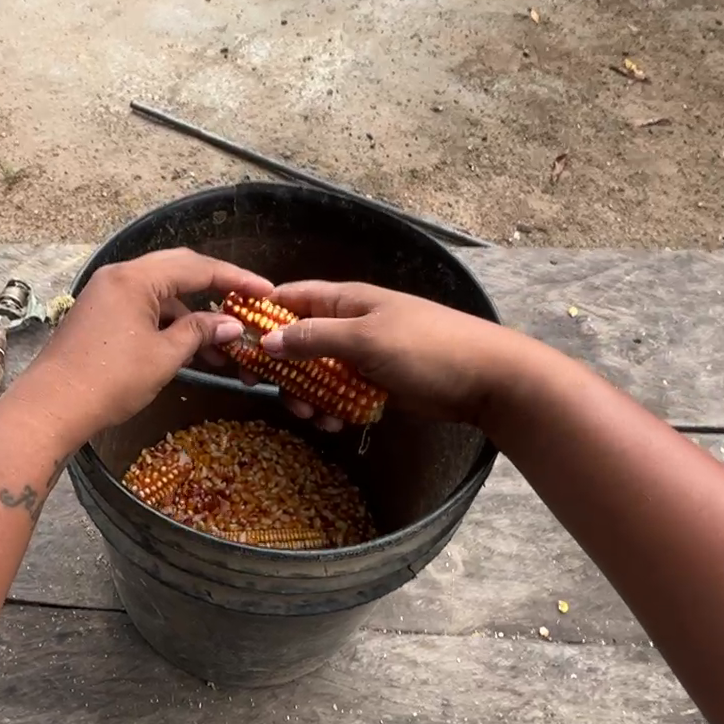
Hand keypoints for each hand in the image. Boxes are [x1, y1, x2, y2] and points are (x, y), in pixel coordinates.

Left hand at [7, 248, 273, 445]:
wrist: (51, 407)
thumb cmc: (110, 380)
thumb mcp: (163, 356)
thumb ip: (199, 333)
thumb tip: (231, 324)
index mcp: (135, 278)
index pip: (197, 267)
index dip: (236, 279)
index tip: (266, 291)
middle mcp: (118, 277)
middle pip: (178, 272)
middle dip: (215, 290)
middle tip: (247, 306)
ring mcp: (105, 295)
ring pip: (160, 294)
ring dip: (192, 315)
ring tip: (222, 346)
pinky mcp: (99, 316)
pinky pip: (143, 309)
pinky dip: (168, 324)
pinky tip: (189, 349)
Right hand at [258, 280, 531, 427]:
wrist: (488, 380)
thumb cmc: (427, 348)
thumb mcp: (366, 339)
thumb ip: (314, 338)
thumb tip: (266, 340)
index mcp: (344, 301)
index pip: (288, 298)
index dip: (259, 316)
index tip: (235, 342)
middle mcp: (347, 324)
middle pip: (294, 341)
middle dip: (279, 367)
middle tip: (265, 389)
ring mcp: (360, 355)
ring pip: (313, 373)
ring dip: (305, 394)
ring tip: (312, 415)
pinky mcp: (372, 383)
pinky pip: (337, 394)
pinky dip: (331, 408)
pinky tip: (336, 424)